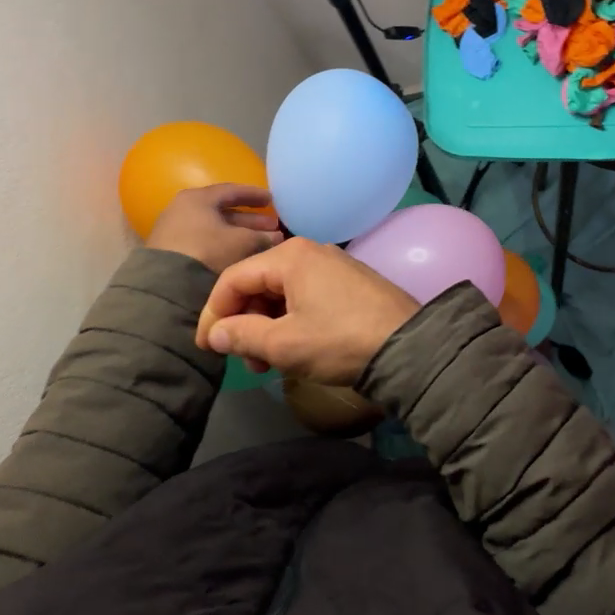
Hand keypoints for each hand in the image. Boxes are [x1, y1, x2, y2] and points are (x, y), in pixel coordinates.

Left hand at [145, 184, 281, 272]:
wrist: (167, 283)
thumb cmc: (208, 252)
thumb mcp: (242, 242)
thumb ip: (262, 236)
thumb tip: (277, 237)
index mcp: (198, 198)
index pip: (232, 190)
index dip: (255, 195)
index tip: (272, 199)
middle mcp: (184, 208)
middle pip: (224, 210)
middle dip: (250, 219)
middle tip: (272, 225)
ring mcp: (176, 229)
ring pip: (216, 227)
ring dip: (240, 233)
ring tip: (263, 241)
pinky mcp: (173, 250)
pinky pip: (206, 240)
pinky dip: (224, 244)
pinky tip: (240, 253)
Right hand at [195, 237, 420, 385]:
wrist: (409, 346)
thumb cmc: (341, 341)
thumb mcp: (285, 344)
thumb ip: (242, 335)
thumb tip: (214, 334)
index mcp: (290, 256)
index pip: (233, 278)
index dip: (213, 313)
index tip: (206, 346)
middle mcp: (311, 252)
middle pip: (258, 283)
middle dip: (244, 323)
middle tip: (244, 360)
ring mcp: (333, 266)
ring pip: (282, 293)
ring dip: (267, 326)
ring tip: (268, 363)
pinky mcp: (349, 283)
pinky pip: (305, 297)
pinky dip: (290, 321)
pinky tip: (293, 349)